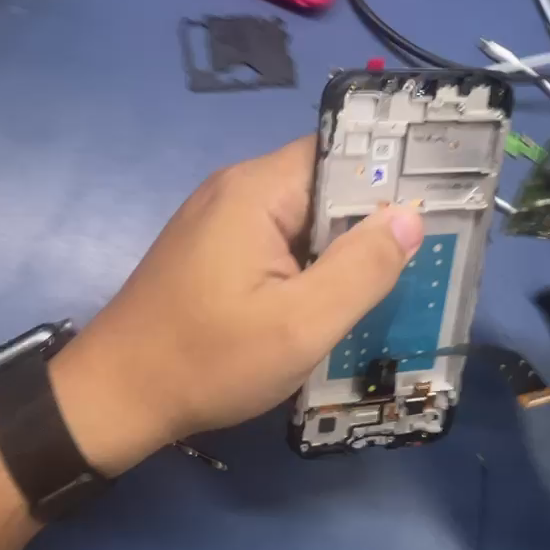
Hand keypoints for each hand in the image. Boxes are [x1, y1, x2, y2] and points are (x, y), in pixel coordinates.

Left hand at [51, 138, 423, 473]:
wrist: (115, 395)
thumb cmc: (207, 361)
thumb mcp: (298, 326)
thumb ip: (360, 269)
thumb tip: (408, 215)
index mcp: (255, 191)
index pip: (337, 154)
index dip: (387, 177)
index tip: (435, 206)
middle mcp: (235, 190)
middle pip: (321, 185)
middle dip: (368, 219)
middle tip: (420, 257)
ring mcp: (218, 219)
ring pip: (300, 217)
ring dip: (338, 247)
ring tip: (387, 281)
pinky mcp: (211, 249)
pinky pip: (274, 240)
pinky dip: (306, 263)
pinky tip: (329, 299)